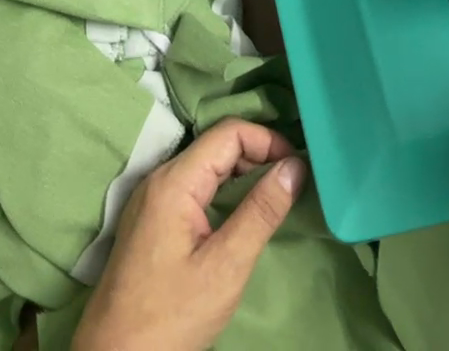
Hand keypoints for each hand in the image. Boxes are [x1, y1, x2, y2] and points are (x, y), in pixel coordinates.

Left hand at [74, 119, 307, 350]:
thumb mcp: (226, 266)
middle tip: (292, 181)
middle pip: (216, 144)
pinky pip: (194, 184)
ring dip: (243, 171)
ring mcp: (152, 198)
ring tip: (275, 194)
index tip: (296, 167)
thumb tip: (295, 167)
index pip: (228, 133)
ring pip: (206, 164)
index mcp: (174, 182)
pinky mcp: (152, 218)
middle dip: (259, 154)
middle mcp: (159, 179)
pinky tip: (243, 209)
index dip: (267, 140)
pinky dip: (224, 187)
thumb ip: (261, 212)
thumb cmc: (172, 315)